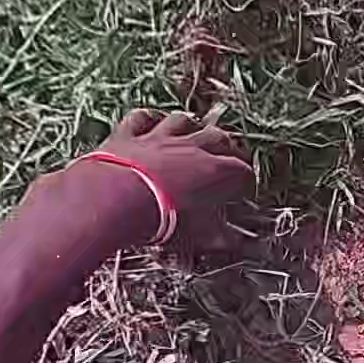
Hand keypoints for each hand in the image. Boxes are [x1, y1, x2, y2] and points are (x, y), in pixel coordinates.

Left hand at [26, 108, 254, 249]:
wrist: (117, 200)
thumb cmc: (163, 219)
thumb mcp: (198, 237)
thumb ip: (220, 238)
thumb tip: (237, 243)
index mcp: (214, 172)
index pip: (240, 170)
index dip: (246, 179)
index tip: (245, 187)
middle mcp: (190, 148)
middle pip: (218, 138)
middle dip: (228, 147)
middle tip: (230, 156)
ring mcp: (159, 137)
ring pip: (183, 121)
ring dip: (192, 126)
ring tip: (196, 132)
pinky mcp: (129, 135)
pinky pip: (141, 119)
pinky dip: (149, 119)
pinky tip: (152, 120)